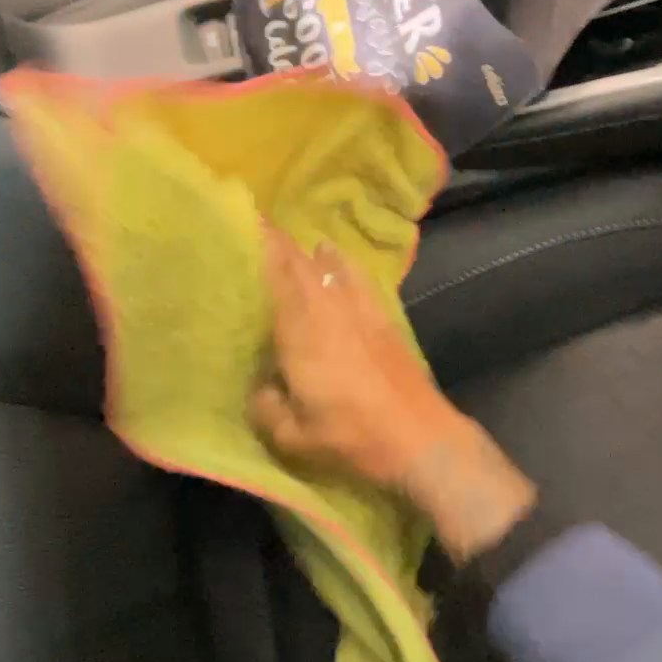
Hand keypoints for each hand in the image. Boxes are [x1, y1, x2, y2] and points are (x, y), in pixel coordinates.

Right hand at [253, 232, 535, 559]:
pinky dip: (342, 264)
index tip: (242, 222)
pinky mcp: (385, 320)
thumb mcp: (292, 437)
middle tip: (257, 232)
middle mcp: (330, 308)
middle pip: (301, 262)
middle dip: (278, 243)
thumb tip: (262, 386)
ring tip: (292, 243)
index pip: (277, 272)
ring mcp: (361, 310)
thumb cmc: (351, 436)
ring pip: (331, 266)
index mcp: (301, 329)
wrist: (419, 438)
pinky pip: (358, 278)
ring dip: (308, 252)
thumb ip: (266, 407)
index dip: (260, 243)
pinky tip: (334, 258)